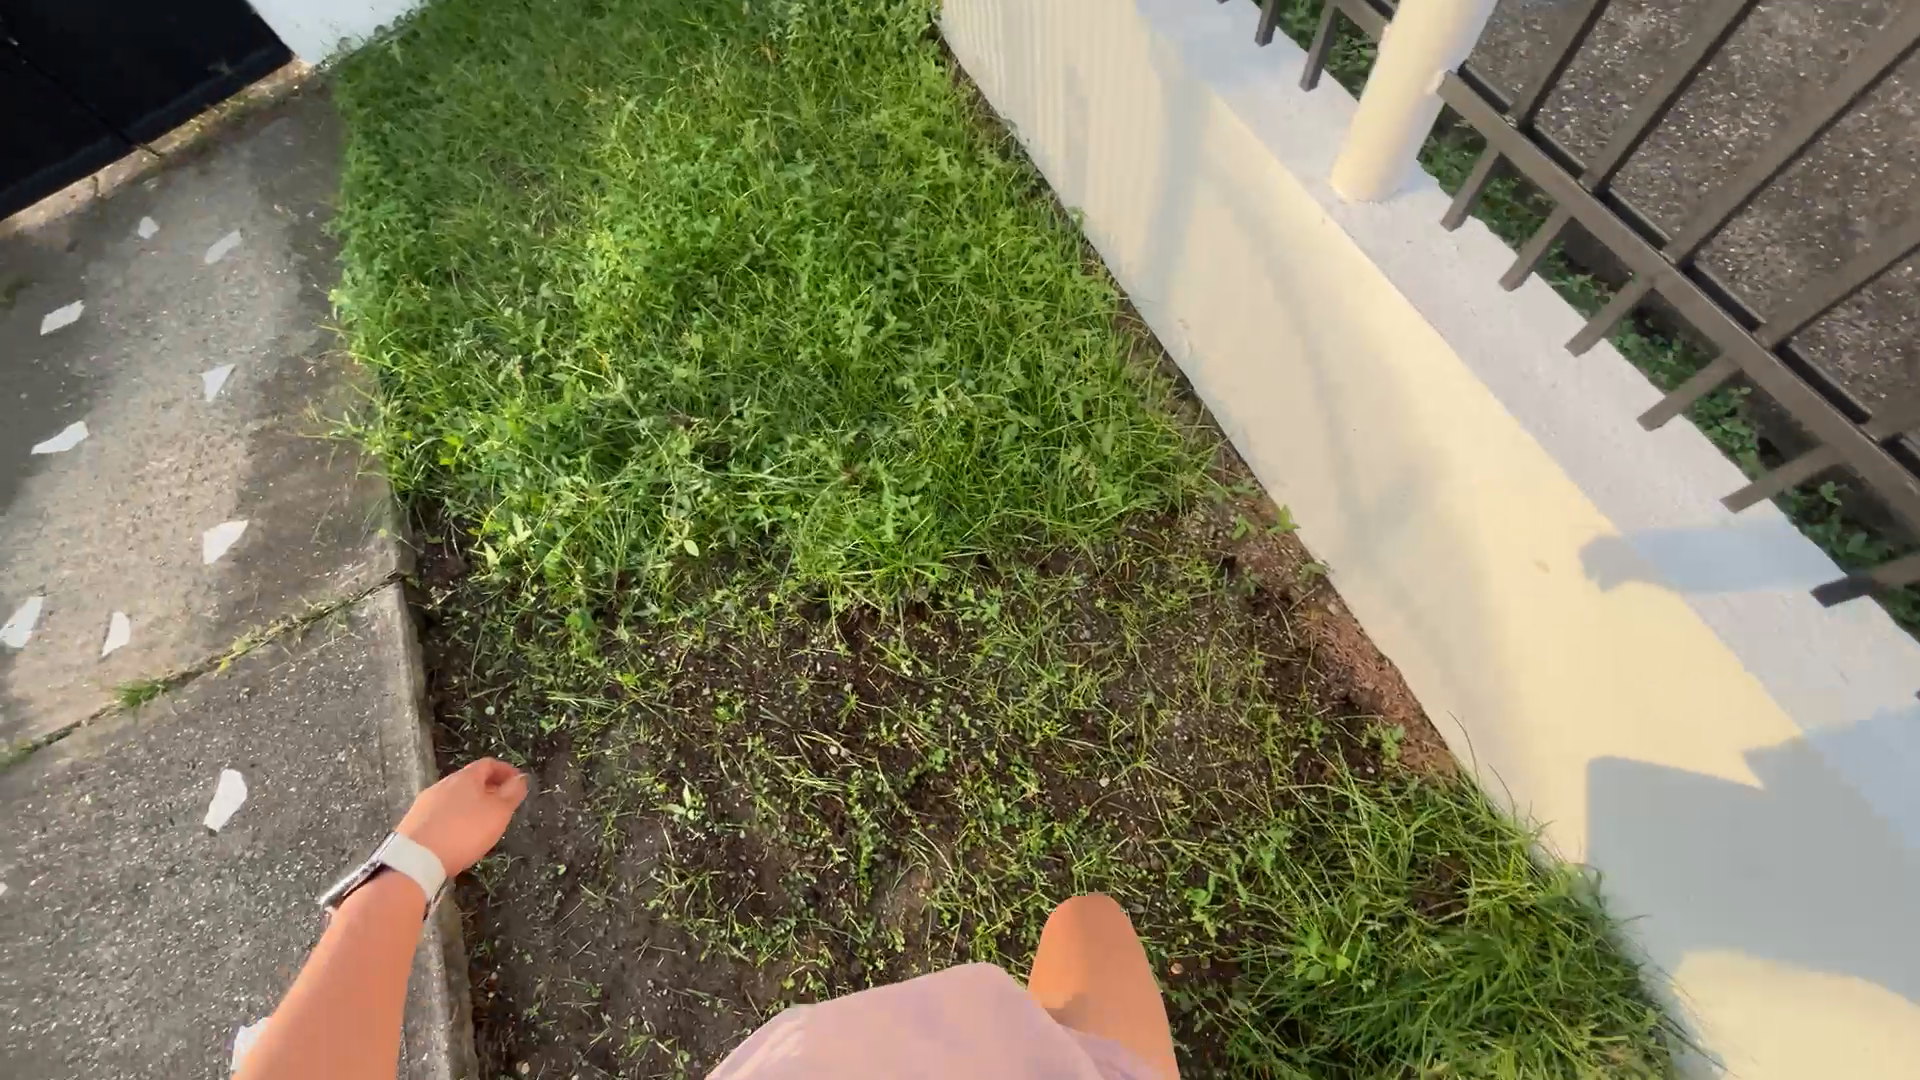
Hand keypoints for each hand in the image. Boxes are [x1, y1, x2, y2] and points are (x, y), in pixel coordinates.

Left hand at [396, 758, 528, 875]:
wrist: (413, 862)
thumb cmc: (464, 831)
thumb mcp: (499, 812)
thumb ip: (513, 793)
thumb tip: (520, 778)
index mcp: (465, 777)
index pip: (488, 764)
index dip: (506, 771)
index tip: (517, 783)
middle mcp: (442, 785)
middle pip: (469, 780)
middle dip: (488, 789)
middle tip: (502, 805)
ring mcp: (423, 804)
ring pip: (453, 798)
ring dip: (470, 805)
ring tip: (481, 823)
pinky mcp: (411, 823)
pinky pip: (439, 814)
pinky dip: (453, 819)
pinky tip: (458, 836)